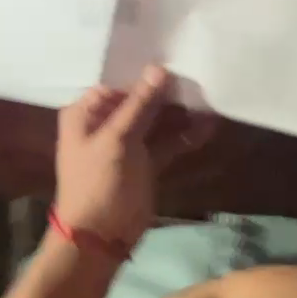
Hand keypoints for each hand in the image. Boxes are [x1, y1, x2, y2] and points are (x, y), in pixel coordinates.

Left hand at [54, 66, 211, 248]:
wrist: (100, 238)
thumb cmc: (98, 182)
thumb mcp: (117, 139)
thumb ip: (140, 104)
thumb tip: (158, 68)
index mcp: (87, 113)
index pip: (118, 83)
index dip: (143, 73)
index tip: (173, 58)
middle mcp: (105, 124)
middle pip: (139, 101)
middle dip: (166, 92)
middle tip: (196, 75)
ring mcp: (127, 144)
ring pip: (156, 121)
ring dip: (180, 113)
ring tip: (208, 97)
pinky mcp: (145, 163)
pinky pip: (166, 143)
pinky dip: (185, 136)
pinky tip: (209, 125)